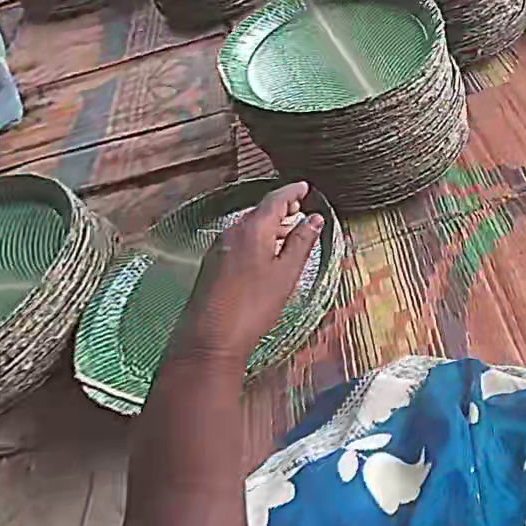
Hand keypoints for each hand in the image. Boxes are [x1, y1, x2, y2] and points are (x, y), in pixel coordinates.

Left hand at [170, 181, 323, 366]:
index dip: (292, 192)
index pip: (275, 200)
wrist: (210, 338)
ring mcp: (220, 248)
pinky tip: (268, 252)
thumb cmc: (253, 306)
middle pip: (260, 211)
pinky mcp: (214, 264)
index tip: (305, 187)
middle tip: (301, 206)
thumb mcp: (287, 273)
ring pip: (250, 226)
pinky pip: (240, 240)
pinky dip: (259, 238)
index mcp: (252, 230)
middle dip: (282, 207)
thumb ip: (302, 243)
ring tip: (290, 229)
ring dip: (271, 224)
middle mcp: (232, 233)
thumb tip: (315, 219)